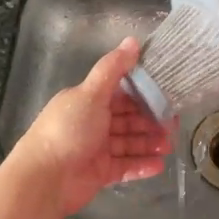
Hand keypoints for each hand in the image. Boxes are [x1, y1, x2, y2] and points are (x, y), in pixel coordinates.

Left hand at [9, 37, 173, 214]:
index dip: (143, 95)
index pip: (120, 94)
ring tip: (169, 146)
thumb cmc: (68, 130)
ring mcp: (95, 149)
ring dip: (149, 143)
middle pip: (127, 120)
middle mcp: (91, 123)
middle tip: (173, 125)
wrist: (45, 178)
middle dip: (150, 122)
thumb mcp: (91, 93)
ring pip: (128, 143)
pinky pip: (124, 167)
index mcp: (87, 101)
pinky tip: (159, 165)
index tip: (166, 96)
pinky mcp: (99, 173)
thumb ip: (113, 68)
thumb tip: (133, 40)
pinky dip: (141, 166)